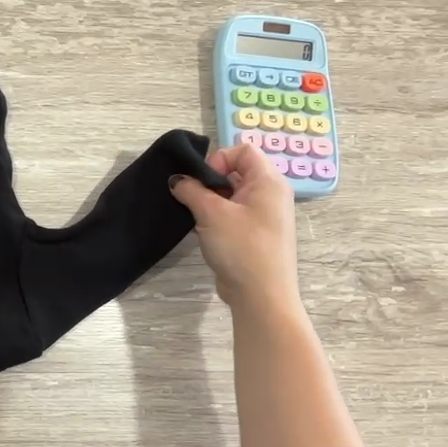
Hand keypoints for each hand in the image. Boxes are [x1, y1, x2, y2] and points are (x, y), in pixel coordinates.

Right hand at [169, 142, 301, 310]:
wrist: (262, 295)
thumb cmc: (242, 247)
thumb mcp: (211, 213)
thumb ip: (190, 190)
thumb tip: (177, 180)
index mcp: (268, 182)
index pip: (242, 150)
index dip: (218, 159)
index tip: (202, 181)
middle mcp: (271, 194)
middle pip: (236, 171)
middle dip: (209, 181)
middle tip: (193, 198)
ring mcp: (264, 216)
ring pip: (232, 194)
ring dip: (210, 201)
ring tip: (195, 216)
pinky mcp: (255, 234)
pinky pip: (233, 214)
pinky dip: (216, 217)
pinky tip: (202, 231)